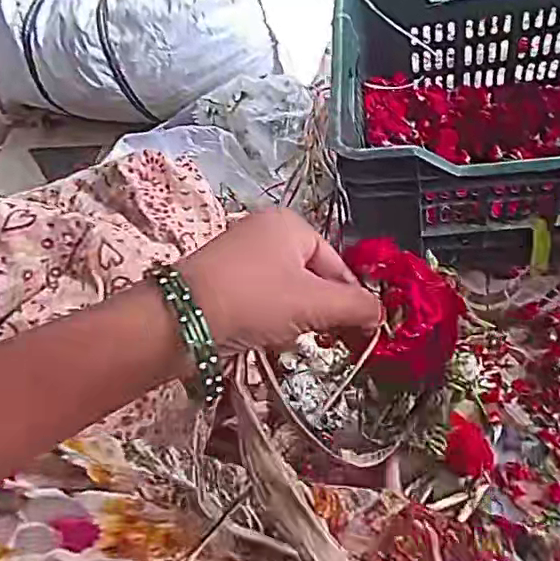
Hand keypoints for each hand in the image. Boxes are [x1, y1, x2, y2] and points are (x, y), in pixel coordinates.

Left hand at [175, 209, 380, 354]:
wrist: (179, 321)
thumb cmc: (254, 301)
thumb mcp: (314, 303)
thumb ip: (356, 306)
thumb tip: (380, 314)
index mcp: (290, 225)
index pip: (338, 265)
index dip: (350, 299)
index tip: (356, 331)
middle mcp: (264, 231)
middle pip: (313, 278)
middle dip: (319, 310)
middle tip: (318, 334)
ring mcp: (239, 254)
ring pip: (288, 291)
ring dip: (295, 317)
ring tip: (283, 335)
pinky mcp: (221, 279)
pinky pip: (262, 298)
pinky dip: (269, 318)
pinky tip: (262, 335)